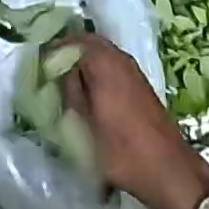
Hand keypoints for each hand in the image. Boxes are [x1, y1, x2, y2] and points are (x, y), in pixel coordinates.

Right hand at [59, 33, 208, 208]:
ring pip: (101, 50)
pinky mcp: (139, 80)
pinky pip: (111, 61)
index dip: (53, 49)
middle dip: (68, 49)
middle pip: (87, 40)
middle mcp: (118, 56)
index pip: (71, 41)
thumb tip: (59, 72)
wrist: (168, 167)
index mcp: (103, 62)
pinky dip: (96, 67)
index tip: (39, 64)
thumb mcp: (85, 125)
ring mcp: (131, 67)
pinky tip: (88, 89)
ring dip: (83, 58)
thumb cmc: (122, 149)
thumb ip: (71, 92)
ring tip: (66, 80)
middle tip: (50, 69)